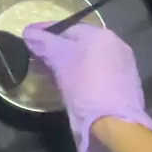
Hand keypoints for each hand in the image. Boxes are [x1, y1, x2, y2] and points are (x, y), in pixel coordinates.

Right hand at [23, 22, 151, 151]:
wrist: (113, 123)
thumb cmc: (83, 83)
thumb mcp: (57, 58)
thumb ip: (42, 41)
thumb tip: (28, 32)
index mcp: (102, 35)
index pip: (67, 27)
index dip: (44, 32)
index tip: (27, 38)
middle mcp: (116, 47)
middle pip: (77, 44)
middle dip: (54, 50)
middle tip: (35, 58)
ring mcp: (122, 69)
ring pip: (86, 61)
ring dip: (66, 65)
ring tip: (47, 74)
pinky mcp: (123, 89)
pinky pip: (94, 76)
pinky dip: (79, 78)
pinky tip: (66, 86)